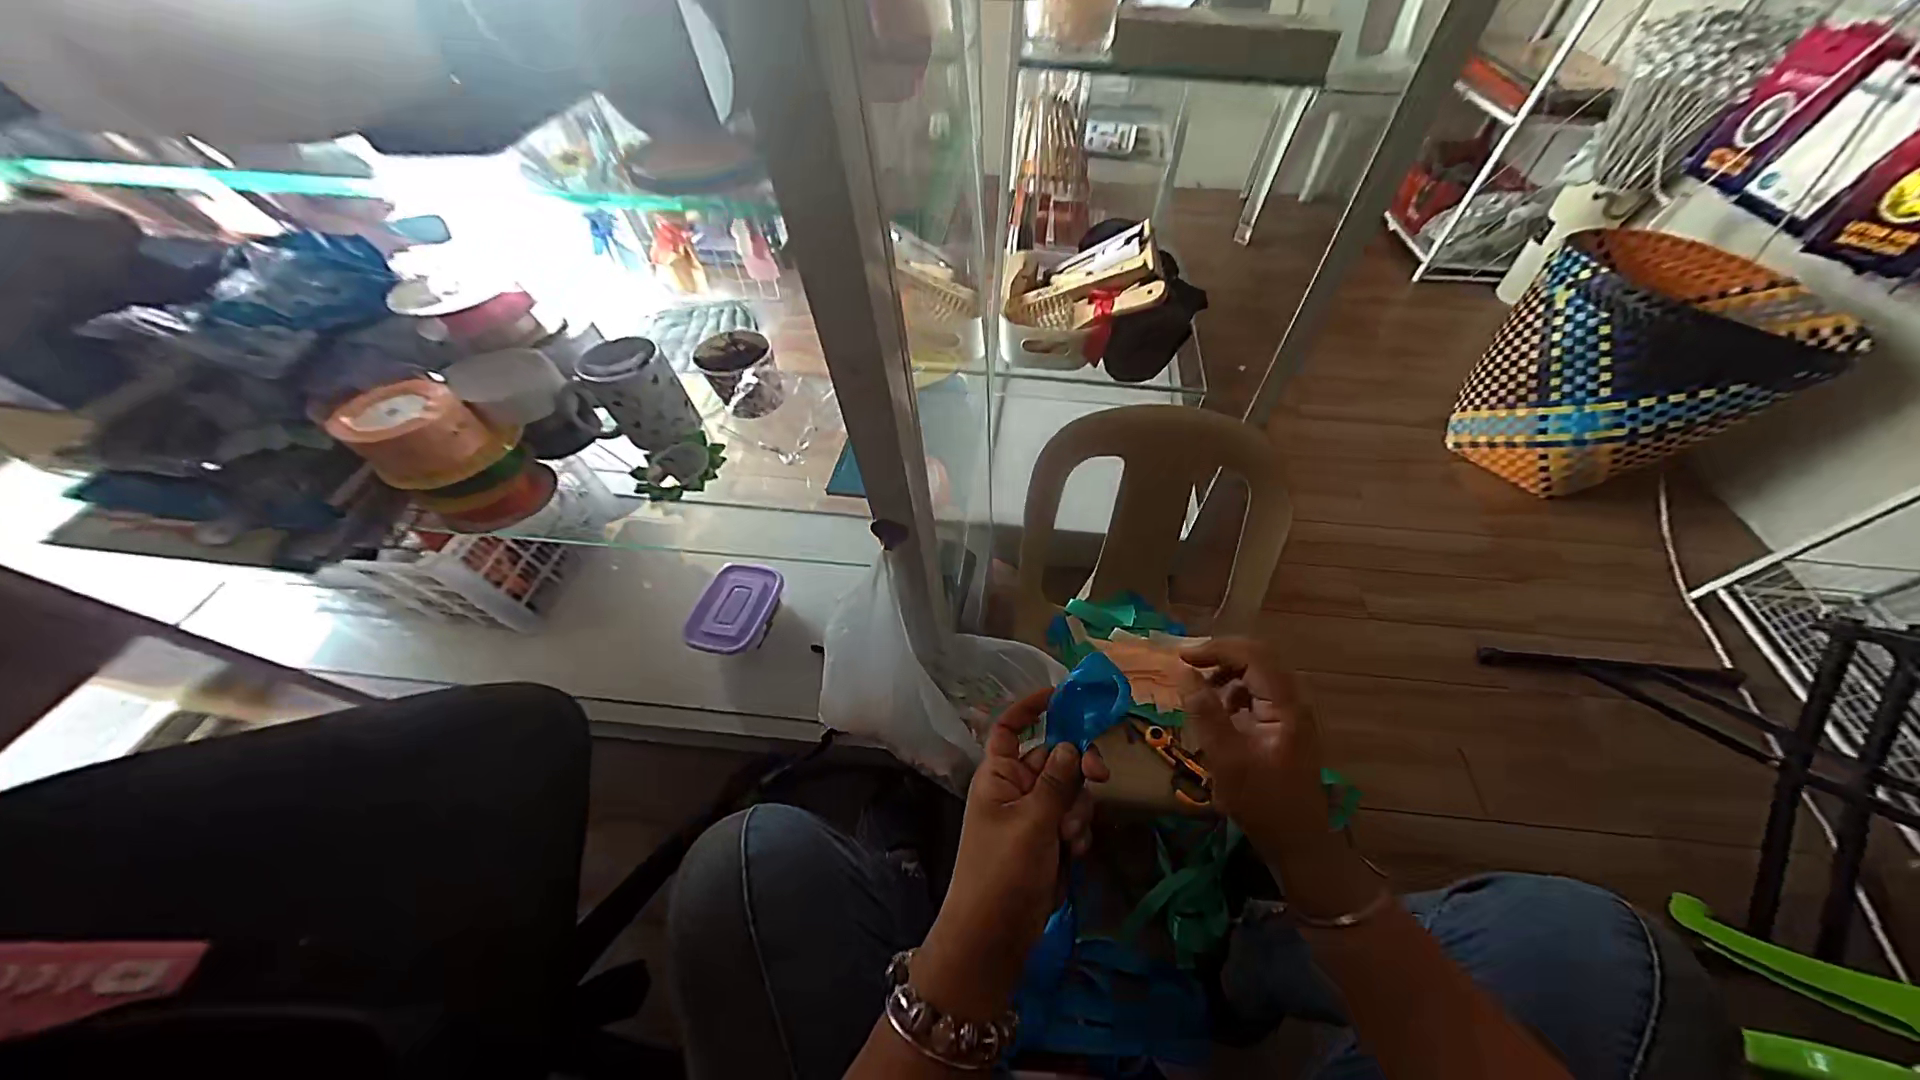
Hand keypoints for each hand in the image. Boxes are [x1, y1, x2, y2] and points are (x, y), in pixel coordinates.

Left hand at [911, 688, 1108, 1019]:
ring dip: (1078, 810)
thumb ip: (1056, 781)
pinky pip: (1072, 820)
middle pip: (1054, 759)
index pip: (1009, 728)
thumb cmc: (1002, 872)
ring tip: (1070, 839)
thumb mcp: (1032, 823)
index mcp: (998, 775)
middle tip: (1101, 779)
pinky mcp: (1047, 841)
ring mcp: (1032, 816)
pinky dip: (1077, 832)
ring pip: (1069, 792)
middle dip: (1076, 771)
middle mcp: (1014, 789)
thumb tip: (1071, 744)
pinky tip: (1073, 854)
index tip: (1060, 695)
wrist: (993, 938)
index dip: (1029, 708)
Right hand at [1178, 638, 1333, 862]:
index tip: (1182, 659)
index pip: (1253, 655)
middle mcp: (1295, 700)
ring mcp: (1293, 712)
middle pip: (1257, 657)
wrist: (1298, 841)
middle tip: (1187, 668)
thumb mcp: (1225, 757)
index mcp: (1286, 706)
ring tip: (1199, 692)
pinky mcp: (1285, 723)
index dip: (1215, 649)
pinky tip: (1218, 712)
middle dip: (1219, 657)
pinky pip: (1258, 692)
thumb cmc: (1261, 801)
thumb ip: (1204, 711)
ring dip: (1225, 673)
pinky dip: (1234, 692)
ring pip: (1257, 672)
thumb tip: (1183, 673)